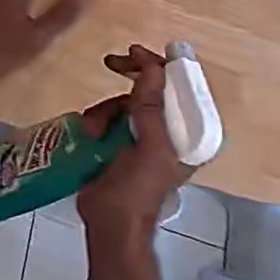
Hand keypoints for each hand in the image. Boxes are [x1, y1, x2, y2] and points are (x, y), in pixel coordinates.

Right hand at [77, 46, 194, 236]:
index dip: (160, 67)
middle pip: (153, 90)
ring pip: (126, 102)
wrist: (111, 225)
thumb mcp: (149, 148)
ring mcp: (144, 138)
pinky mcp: (120, 143)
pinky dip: (98, 119)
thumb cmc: (137, 191)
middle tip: (110, 62)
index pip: (180, 89)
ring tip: (93, 128)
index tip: (135, 53)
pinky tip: (90, 131)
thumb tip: (152, 68)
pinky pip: (111, 116)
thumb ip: (150, 108)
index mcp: (189, 136)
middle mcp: (171, 133)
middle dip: (132, 78)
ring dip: (106, 109)